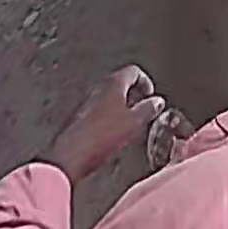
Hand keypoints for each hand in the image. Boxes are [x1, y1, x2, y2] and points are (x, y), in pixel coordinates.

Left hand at [44, 66, 164, 183]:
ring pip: (110, 97)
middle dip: (134, 96)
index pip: (135, 71)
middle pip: (121, 83)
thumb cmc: (101, 136)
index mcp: (114, 82)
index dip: (146, 83)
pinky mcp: (79, 117)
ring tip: (128, 125)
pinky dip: (108, 117)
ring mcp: (87, 101)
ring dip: (121, 107)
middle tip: (142, 110)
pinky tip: (111, 135)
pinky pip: (99, 110)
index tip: (151, 96)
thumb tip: (157, 102)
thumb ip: (148, 108)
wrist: (69, 157)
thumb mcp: (134, 122)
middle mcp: (99, 87)